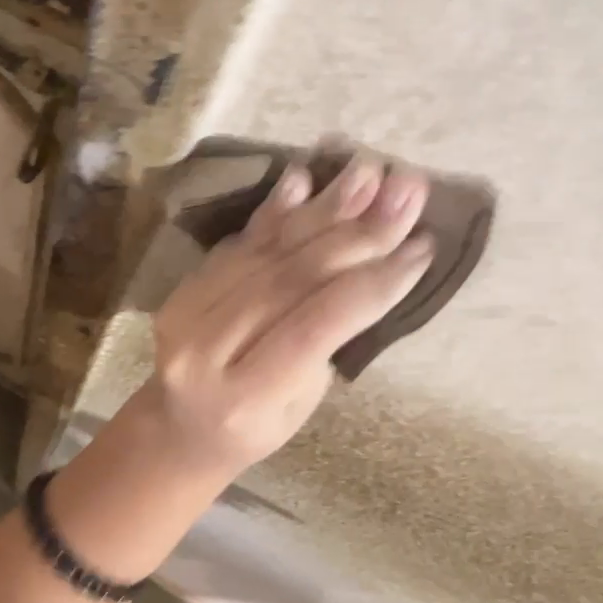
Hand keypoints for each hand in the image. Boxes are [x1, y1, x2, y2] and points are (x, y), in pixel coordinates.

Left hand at [135, 148, 434, 476]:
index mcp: (246, 397)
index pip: (315, 324)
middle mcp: (206, 352)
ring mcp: (184, 317)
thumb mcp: (300, 403)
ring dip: (322, 209)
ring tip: (368, 172)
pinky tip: (304, 179)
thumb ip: (324, 337)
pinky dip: (274, 212)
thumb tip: (368, 259)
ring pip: (264, 254)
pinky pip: (236, 245)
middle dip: (357, 232)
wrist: (179, 430)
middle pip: (291, 279)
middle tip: (406, 189)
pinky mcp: (179, 291)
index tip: (424, 244)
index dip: (372, 282)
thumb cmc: (256, 428)